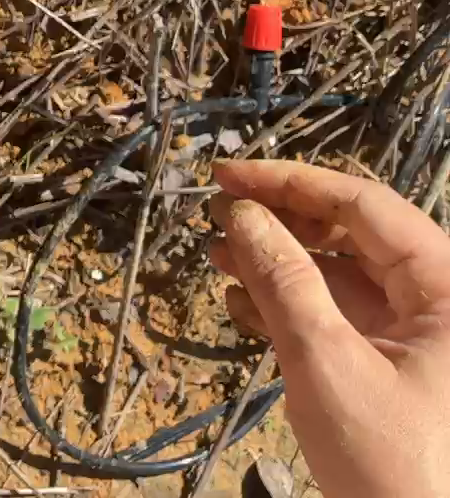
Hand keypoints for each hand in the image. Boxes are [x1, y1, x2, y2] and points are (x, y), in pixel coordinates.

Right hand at [209, 159, 449, 497]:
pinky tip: (244, 308)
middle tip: (210, 217)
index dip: (287, 181)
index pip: (366, 206)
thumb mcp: (327, 361)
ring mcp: (432, 340)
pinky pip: (345, 313)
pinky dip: (291, 302)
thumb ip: (282, 278)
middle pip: (356, 236)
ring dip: (275, 261)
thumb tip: (238, 210)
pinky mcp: (409, 368)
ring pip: (345, 273)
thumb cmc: (403, 462)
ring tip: (216, 259)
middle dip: (277, 221)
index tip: (219, 176)